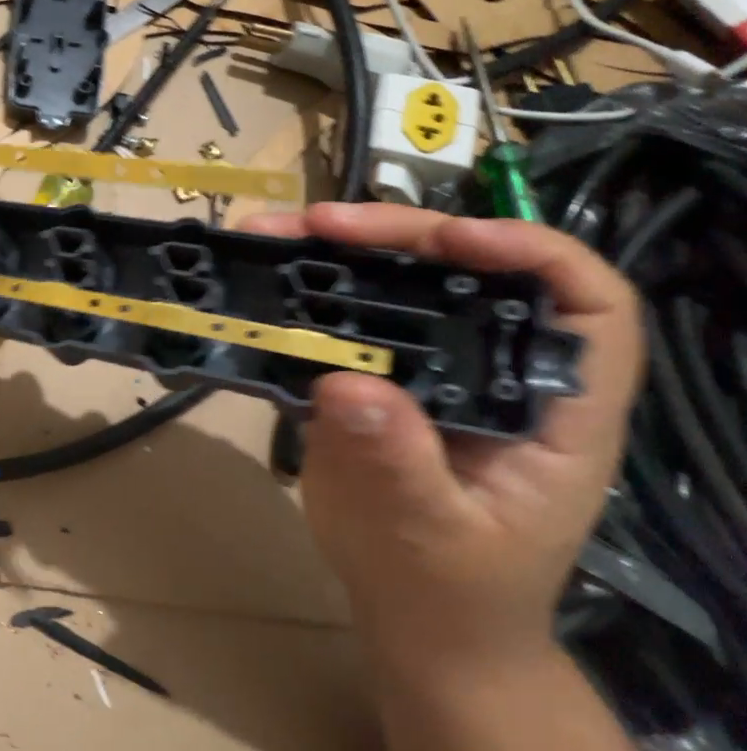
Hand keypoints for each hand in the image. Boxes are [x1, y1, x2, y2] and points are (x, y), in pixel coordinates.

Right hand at [242, 204, 642, 669]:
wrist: (415, 616)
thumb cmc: (453, 588)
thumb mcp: (432, 534)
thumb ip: (399, 463)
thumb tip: (346, 383)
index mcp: (555, 407)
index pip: (585, 304)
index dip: (533, 252)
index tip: (453, 239)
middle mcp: (496, 370)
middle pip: (469, 271)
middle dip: (398, 234)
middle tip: (318, 225)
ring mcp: (428, 370)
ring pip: (394, 285)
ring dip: (332, 252)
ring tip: (267, 233)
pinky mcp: (369, 379)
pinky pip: (338, 321)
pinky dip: (296, 294)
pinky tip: (256, 279)